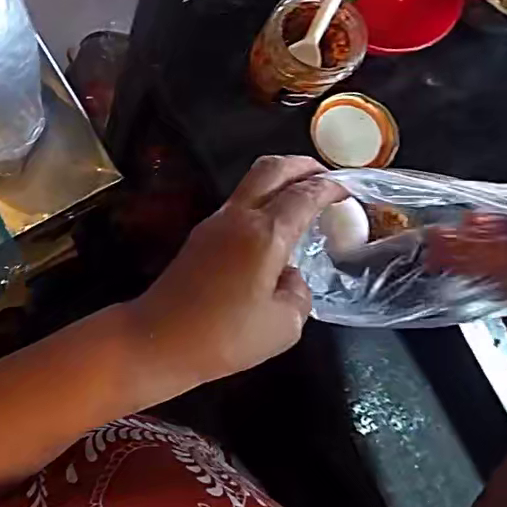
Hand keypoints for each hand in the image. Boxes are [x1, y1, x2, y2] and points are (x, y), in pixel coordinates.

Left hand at [125, 156, 347, 395]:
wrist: (158, 340)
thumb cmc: (224, 337)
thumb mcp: (284, 326)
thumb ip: (298, 293)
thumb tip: (289, 276)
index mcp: (265, 233)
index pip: (304, 194)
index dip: (330, 186)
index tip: (348, 189)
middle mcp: (238, 217)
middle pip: (271, 168)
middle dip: (302, 166)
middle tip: (326, 177)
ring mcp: (214, 223)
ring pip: (251, 183)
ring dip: (279, 182)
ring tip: (303, 201)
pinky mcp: (199, 237)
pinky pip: (238, 205)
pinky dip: (262, 203)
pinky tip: (274, 230)